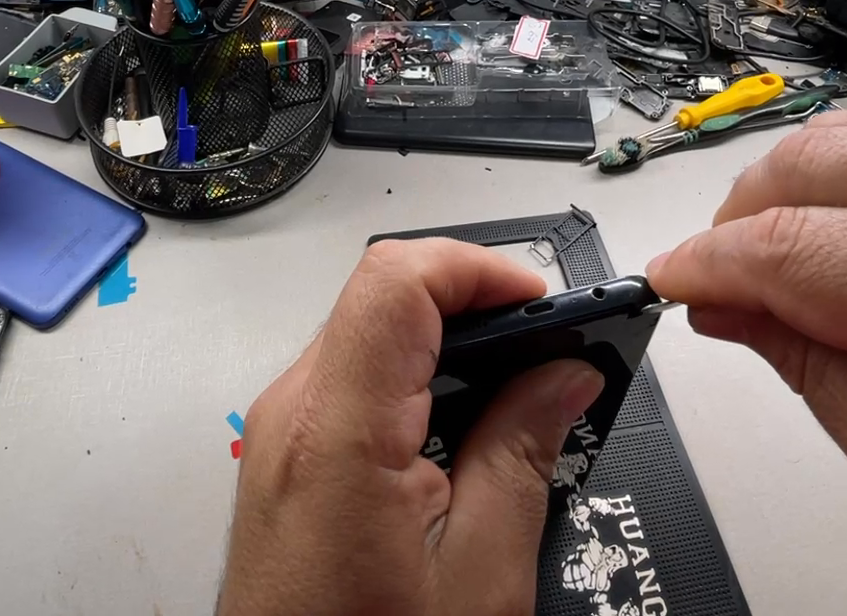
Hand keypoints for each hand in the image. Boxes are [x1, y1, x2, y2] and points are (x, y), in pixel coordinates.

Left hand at [219, 238, 604, 615]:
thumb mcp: (477, 578)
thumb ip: (521, 456)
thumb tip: (564, 374)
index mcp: (336, 433)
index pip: (395, 282)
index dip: (473, 268)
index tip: (536, 301)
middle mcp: (293, 410)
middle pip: (384, 293)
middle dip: (471, 299)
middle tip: (541, 344)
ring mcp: (282, 424)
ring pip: (371, 323)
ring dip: (445, 333)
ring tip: (511, 379)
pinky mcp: (286, 443)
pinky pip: (355, 366)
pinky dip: (414, 366)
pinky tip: (458, 413)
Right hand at [647, 109, 846, 615]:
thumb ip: (816, 379)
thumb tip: (727, 303)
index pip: (798, 246)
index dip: (709, 263)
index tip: (669, 283)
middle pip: (812, 161)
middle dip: (737, 219)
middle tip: (721, 284)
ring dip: (783, 190)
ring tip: (776, 263)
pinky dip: (840, 175)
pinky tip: (838, 231)